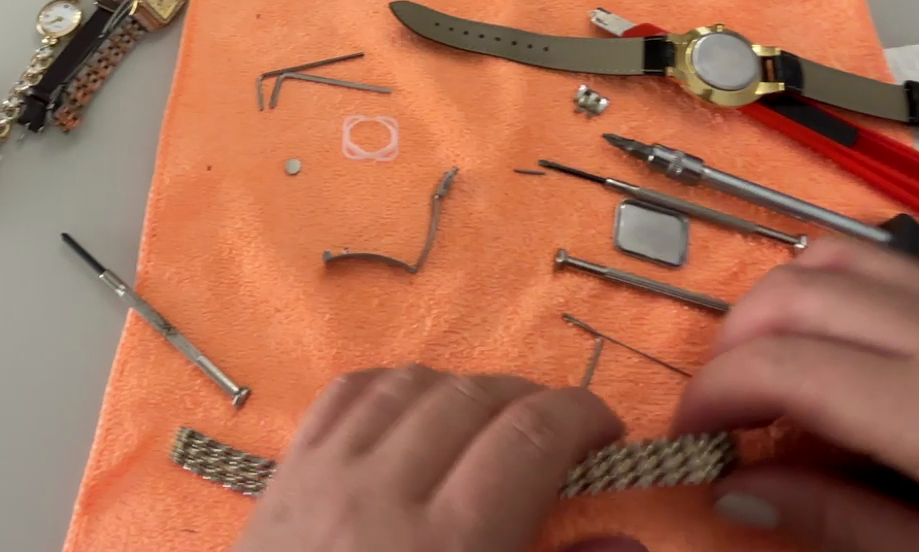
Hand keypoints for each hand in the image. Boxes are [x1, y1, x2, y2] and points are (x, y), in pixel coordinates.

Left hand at [234, 365, 625, 551]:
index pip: (526, 438)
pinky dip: (393, 383)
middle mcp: (384, 488)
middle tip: (556, 428)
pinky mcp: (290, 465)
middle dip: (528, 397)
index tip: (606, 429)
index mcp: (448, 545)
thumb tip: (628, 541)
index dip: (579, 415)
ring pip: (410, 382)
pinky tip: (415, 403)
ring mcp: (328, 468)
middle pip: (471, 398)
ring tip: (490, 417)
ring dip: (462, 386)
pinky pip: (348, 389)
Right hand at [673, 238, 918, 551]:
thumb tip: (733, 491)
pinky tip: (838, 356)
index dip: (715, 394)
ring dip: (778, 305)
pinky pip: (889, 269)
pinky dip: (831, 292)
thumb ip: (846, 529)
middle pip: (798, 293)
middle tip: (726, 413)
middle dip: (734, 343)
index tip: (689, 439)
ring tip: (771, 373)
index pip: (787, 366)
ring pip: (837, 259)